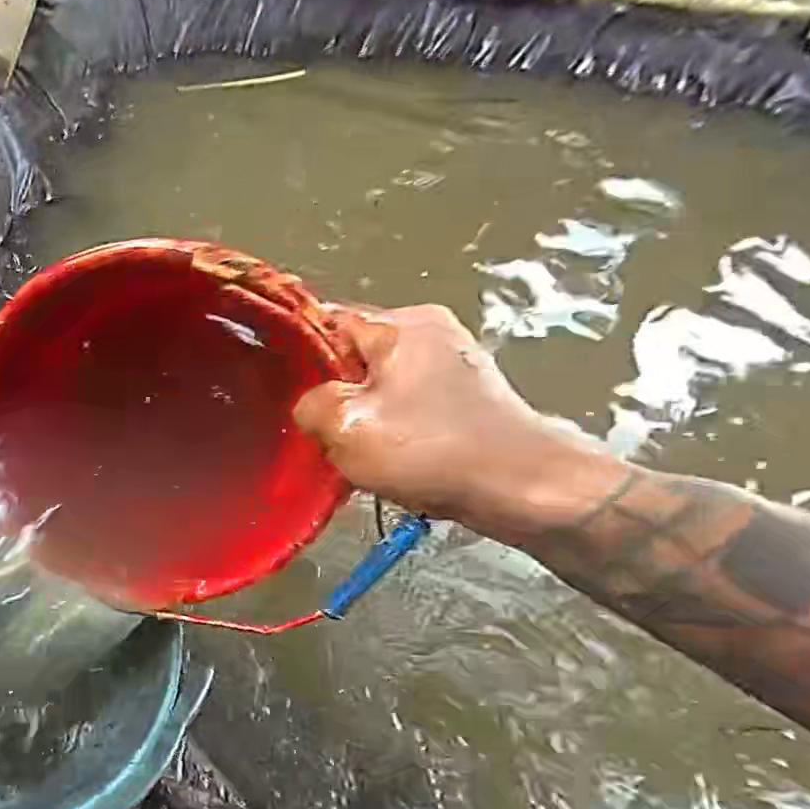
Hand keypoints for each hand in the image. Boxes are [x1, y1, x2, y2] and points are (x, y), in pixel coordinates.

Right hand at [293, 304, 626, 542]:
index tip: (287, 392)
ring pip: (377, 382)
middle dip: (333, 393)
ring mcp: (451, 361)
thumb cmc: (427, 449)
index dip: (302, 356)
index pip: (329, 322)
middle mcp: (430, 330)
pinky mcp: (464, 393)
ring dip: (360, 415)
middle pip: (354, 355)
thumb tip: (312, 405)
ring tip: (358, 448)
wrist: (522, 486)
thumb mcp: (344, 427)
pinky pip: (405, 400)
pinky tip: (390, 453)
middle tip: (325, 432)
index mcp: (402, 324)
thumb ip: (310, 405)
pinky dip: (390, 425)